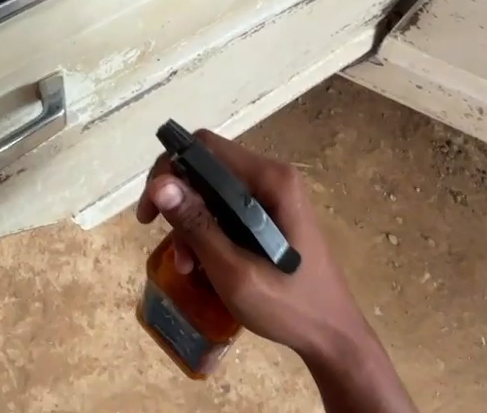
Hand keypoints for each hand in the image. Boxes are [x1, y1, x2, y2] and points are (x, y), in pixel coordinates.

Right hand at [136, 130, 415, 411]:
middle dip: (176, 200)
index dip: (169, 169)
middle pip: (204, 166)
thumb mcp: (235, 272)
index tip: (152, 209)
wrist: (334, 339)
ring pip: (210, 188)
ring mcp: (270, 193)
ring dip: (189, 221)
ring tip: (185, 265)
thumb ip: (197, 226)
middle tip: (158, 233)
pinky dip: (205, 229)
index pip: (204, 147)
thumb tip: (159, 184)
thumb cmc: (290, 307)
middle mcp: (270, 175)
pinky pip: (223, 205)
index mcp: (270, 179)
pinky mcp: (268, 211)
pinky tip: (200, 262)